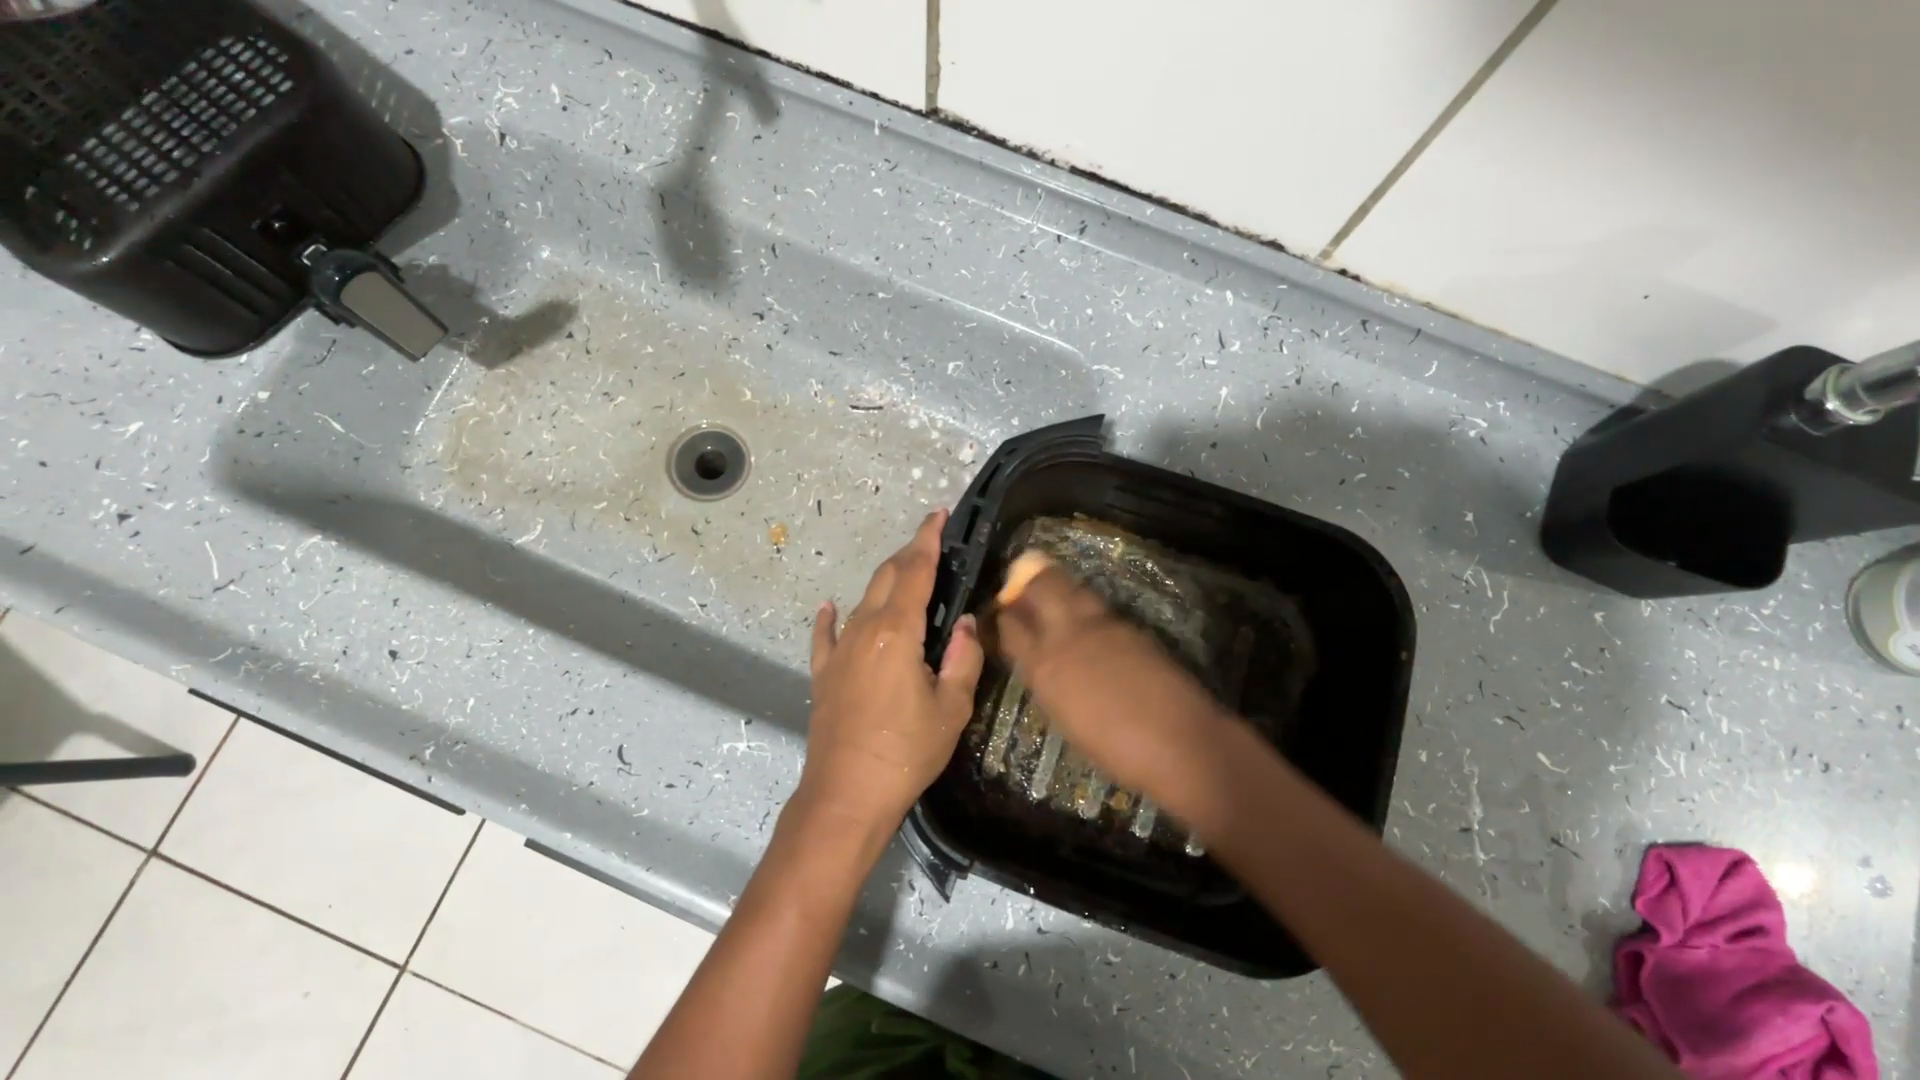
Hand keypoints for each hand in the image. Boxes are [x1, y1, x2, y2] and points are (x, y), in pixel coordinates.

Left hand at [802, 509, 984, 828]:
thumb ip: (963, 658)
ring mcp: (838, 652)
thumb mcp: (951, 708)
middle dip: (909, 555)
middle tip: (931, 543)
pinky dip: (831, 617)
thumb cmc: (906, 753)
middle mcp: (863, 630)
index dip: (927, 540)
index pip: (915, 572)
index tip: (938, 515)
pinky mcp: (824, 675)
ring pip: (862, 602)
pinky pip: (826, 636)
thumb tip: (964, 622)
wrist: (847, 793)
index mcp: (896, 632)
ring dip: (885, 583)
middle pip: (886, 578)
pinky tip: (831, 607)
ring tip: (905, 575)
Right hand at [995, 552, 1238, 807]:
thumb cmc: (1117, 751)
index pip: (1010, 627)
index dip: (1003, 618)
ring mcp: (1103, 626)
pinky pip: (1099, 607)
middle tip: (1024, 587)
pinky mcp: (1132, 626)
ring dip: (1059, 586)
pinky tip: (1089, 623)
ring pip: (1072, 587)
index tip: (1002, 614)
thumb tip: (1044, 666)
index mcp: (1043, 668)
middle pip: (1041, 586)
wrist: (1180, 742)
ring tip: (1054, 593)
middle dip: (1028, 580)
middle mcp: (1068, 635)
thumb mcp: (1066, 720)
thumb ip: (1050, 685)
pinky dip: (1087, 607)